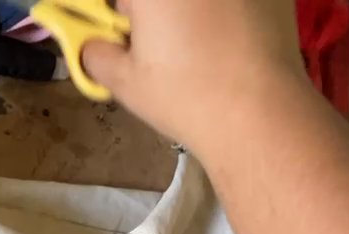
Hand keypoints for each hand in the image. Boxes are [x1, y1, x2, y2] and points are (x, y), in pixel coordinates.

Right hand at [82, 0, 310, 153]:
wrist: (256, 108)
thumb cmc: (182, 94)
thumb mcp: (124, 83)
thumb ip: (96, 55)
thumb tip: (91, 46)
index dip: (120, 13)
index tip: (120, 30)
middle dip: (149, 10)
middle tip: (153, 38)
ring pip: (196, 1)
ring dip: (189, 11)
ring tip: (193, 42)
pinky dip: (223, 11)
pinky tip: (227, 39)